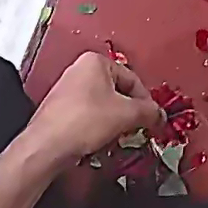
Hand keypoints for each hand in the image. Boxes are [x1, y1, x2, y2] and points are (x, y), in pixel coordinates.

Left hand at [24, 52, 161, 166]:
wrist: (47, 146)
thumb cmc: (86, 121)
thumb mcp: (126, 114)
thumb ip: (149, 112)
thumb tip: (160, 115)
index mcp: (95, 61)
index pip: (132, 79)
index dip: (145, 101)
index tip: (152, 119)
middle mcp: (80, 70)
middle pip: (118, 92)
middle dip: (129, 113)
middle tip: (136, 129)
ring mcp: (68, 89)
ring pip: (104, 105)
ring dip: (115, 122)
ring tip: (116, 137)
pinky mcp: (61, 108)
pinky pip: (89, 114)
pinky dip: (98, 126)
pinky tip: (99, 141)